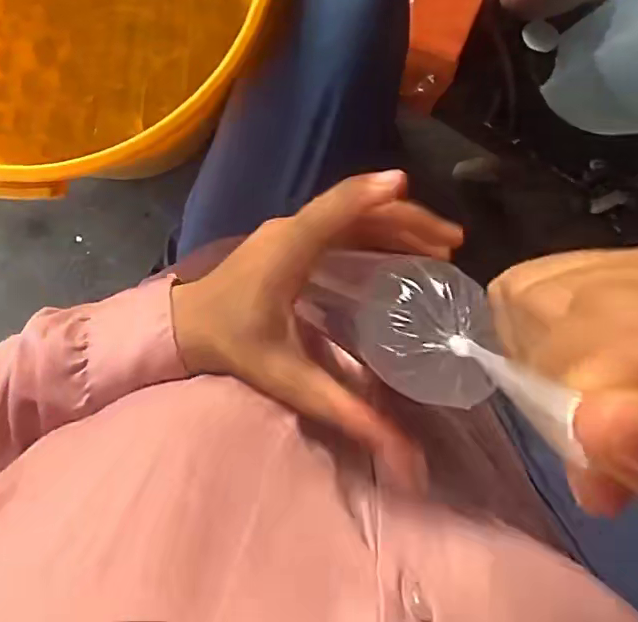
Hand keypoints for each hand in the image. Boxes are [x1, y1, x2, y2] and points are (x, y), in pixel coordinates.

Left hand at [170, 171, 465, 489]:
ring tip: (439, 246)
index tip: (407, 184)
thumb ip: (346, 411)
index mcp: (289, 248)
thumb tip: (405, 454)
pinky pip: (336, 224)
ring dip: (392, 222)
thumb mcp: (290, 379)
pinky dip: (371, 229)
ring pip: (347, 213)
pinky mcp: (287, 239)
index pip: (336, 211)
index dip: (371, 194)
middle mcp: (290, 229)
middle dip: (404, 217)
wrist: (186, 323)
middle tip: (452, 242)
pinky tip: (397, 251)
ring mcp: (287, 231)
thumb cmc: (233, 344)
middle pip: (352, 208)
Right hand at [490, 247, 637, 621]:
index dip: (596, 392)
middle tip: (605, 483)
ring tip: (606, 443)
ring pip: (575, 278)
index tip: (598, 494)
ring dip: (552, 360)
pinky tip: (599, 397)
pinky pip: (572, 280)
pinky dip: (551, 336)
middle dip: (568, 384)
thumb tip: (597, 420)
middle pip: (610, 295)